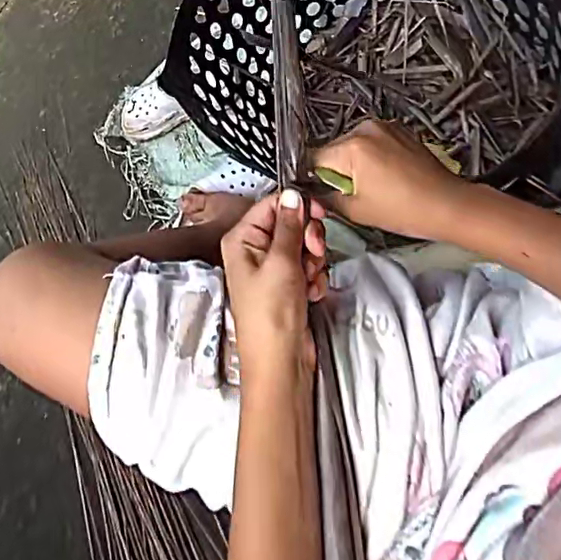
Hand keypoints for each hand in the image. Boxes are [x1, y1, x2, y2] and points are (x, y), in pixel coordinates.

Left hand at [220, 190, 328, 381]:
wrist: (281, 364)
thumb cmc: (271, 316)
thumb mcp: (281, 262)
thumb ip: (289, 225)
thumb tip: (293, 195)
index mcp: (242, 239)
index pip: (271, 205)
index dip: (297, 206)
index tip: (319, 213)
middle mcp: (253, 251)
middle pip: (290, 224)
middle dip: (307, 238)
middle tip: (313, 252)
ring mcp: (271, 269)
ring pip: (302, 246)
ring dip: (313, 260)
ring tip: (308, 279)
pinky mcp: (287, 286)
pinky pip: (307, 267)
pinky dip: (314, 277)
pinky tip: (311, 292)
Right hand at [312, 119, 467, 241]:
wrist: (450, 206)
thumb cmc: (409, 210)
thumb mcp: (357, 211)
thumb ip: (326, 199)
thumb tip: (312, 194)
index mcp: (352, 147)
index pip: (314, 158)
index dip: (313, 176)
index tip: (319, 189)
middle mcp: (366, 129)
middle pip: (333, 149)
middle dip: (336, 169)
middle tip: (351, 193)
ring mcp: (384, 127)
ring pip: (351, 145)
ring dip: (354, 162)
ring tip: (373, 185)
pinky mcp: (397, 130)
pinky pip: (371, 141)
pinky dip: (371, 155)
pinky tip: (385, 176)